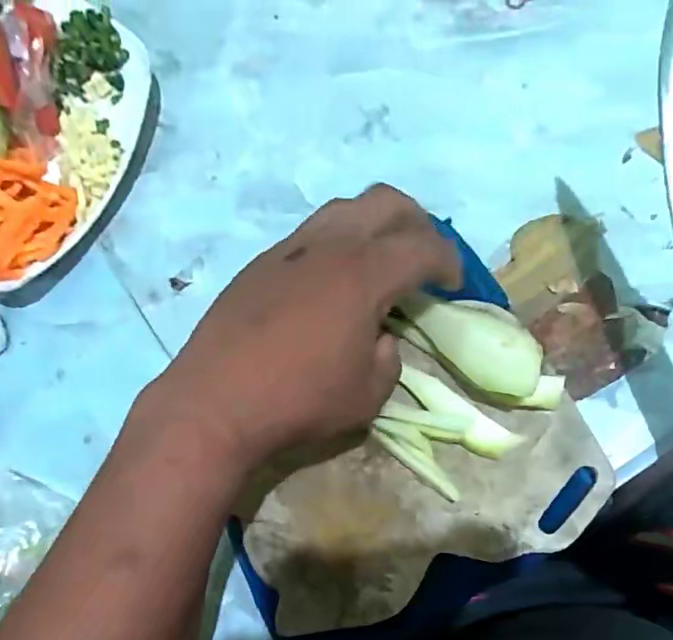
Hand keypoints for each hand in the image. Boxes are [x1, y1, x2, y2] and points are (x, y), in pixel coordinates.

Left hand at [152, 184, 462, 466]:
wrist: (217, 403)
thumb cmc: (302, 401)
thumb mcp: (369, 394)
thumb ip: (389, 358)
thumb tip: (382, 337)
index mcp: (362, 275)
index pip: (422, 247)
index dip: (449, 261)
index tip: (456, 283)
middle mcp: (328, 246)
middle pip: (386, 202)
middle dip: (418, 223)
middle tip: (427, 256)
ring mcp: (289, 249)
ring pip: (345, 208)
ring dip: (376, 225)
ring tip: (384, 261)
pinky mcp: (261, 263)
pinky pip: (313, 233)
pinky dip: (341, 244)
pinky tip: (338, 281)